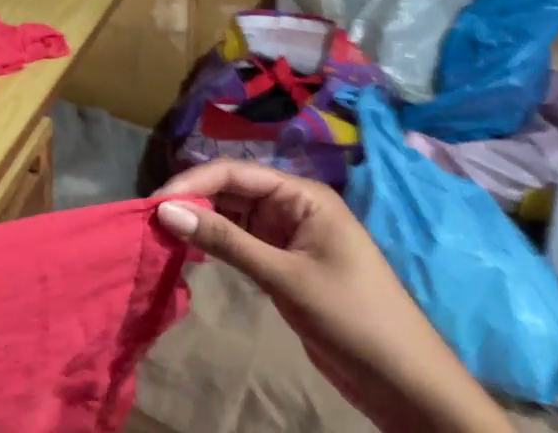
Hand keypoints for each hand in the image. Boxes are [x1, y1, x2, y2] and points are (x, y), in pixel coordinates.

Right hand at [154, 161, 510, 432]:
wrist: (406, 383)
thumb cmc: (353, 318)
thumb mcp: (284, 277)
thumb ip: (224, 242)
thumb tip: (165, 211)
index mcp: (303, 196)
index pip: (234, 173)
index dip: (192, 183)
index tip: (154, 203)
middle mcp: (293, 207)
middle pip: (230, 190)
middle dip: (191, 201)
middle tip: (150, 220)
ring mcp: (287, 236)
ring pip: (231, 216)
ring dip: (199, 222)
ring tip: (161, 233)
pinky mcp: (282, 263)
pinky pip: (239, 241)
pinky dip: (213, 244)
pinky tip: (188, 250)